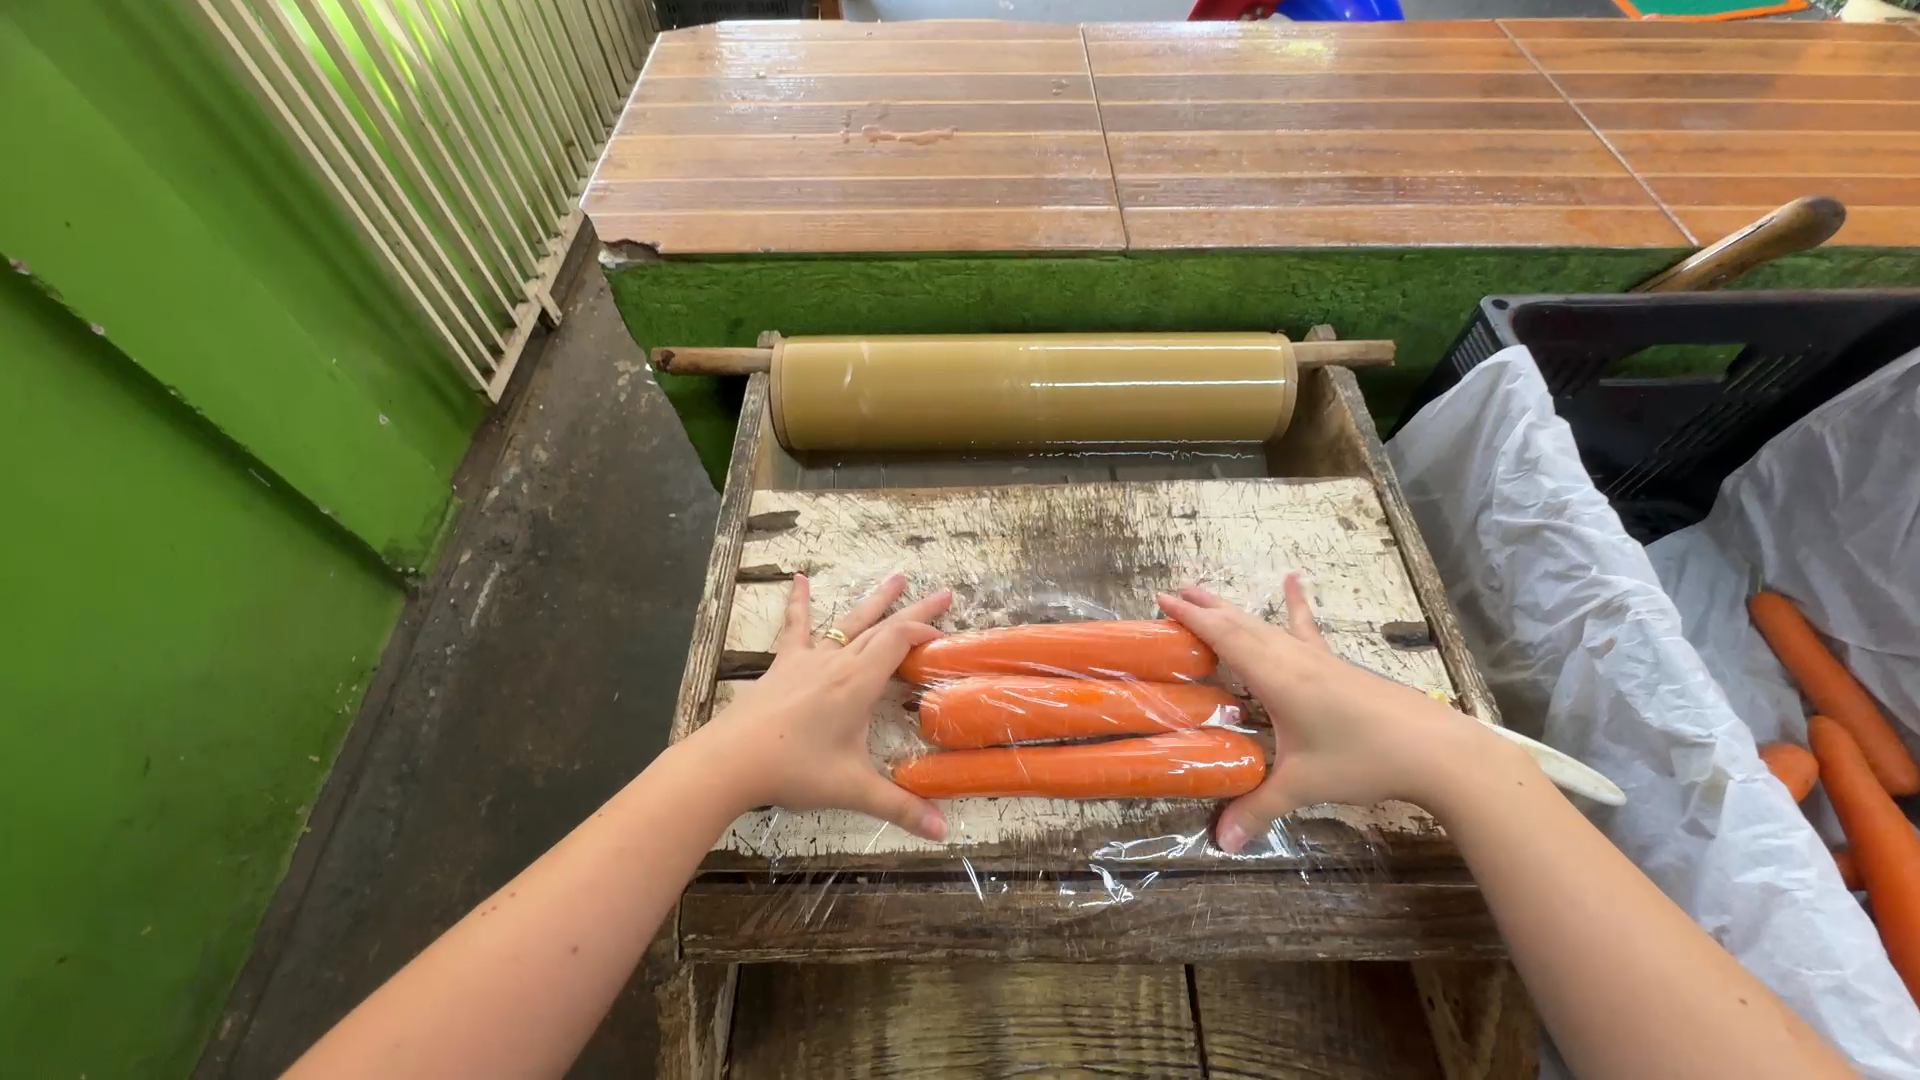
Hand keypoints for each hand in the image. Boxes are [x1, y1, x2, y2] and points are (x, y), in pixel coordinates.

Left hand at [688, 572, 951, 840]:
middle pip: (882, 627)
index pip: (898, 642)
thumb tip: (941, 831)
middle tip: (943, 592)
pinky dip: (799, 602)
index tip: (946, 637)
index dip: (925, 634)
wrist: (730, 760)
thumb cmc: (794, 770)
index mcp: (858, 683)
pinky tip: (799, 579)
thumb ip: (899, 807)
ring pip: (848, 622)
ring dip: (875, 601)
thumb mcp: (853, 789)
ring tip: (897, 577)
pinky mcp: (783, 665)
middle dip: (916, 611)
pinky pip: (795, 628)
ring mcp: (808, 660)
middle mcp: (837, 662)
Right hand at [1157, 575, 1507, 852]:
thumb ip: (1258, 809)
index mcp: (1276, 677)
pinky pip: (1306, 629)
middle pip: (1240, 623)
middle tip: (1175, 592)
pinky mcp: (1337, 665)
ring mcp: (1317, 658)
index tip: (1162, 599)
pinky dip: (1296, 605)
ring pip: (1265, 624)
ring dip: (1233, 608)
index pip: (1224, 637)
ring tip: (1208, 594)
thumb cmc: (1363, 760)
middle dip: (1205, 606)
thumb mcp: (1304, 785)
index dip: (1191, 617)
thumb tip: (1220, 842)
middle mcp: (1292, 658)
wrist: (1437, 750)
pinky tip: (1295, 581)